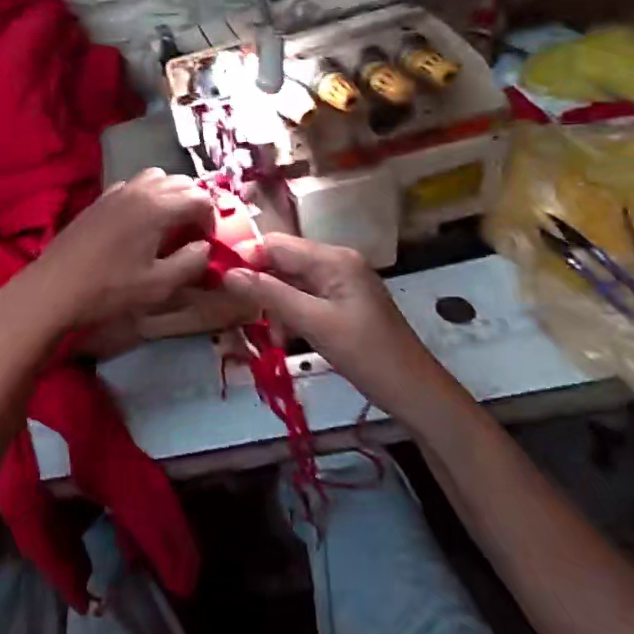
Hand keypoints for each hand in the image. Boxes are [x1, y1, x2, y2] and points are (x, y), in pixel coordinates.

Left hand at [3, 168, 214, 334]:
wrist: (54, 289)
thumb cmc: (109, 289)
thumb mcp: (159, 285)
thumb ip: (191, 263)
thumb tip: (204, 248)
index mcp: (158, 207)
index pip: (201, 199)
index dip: (210, 221)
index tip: (204, 245)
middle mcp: (139, 190)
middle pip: (181, 182)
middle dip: (194, 204)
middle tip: (191, 234)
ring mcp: (116, 192)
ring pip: (156, 177)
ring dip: (170, 195)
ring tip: (168, 225)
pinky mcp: (99, 200)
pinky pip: (133, 185)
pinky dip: (146, 195)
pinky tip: (138, 224)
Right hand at [219, 234, 450, 414]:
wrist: (414, 390)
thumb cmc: (366, 354)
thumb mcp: (314, 323)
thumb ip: (270, 295)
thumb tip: (228, 274)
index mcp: (334, 258)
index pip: (277, 244)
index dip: (246, 258)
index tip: (219, 282)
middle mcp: (337, 261)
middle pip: (284, 261)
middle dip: (260, 284)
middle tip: (237, 313)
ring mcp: (342, 282)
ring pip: (292, 282)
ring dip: (274, 304)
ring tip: (267, 335)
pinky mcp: (343, 302)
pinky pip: (306, 298)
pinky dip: (290, 313)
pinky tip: (283, 336)